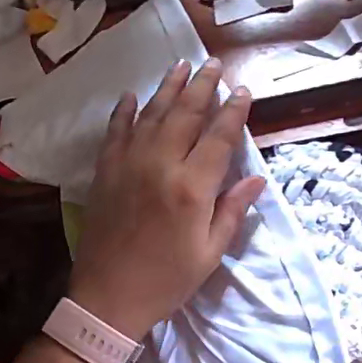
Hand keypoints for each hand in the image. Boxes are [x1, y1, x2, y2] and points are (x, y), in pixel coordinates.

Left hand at [68, 59, 264, 339]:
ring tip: (181, 66)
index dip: (234, 111)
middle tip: (213, 64)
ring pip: (151, 114)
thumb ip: (232, 211)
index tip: (243, 90)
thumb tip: (257, 178)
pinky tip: (130, 96)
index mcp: (192, 188)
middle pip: (185, 114)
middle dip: (203, 86)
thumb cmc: (166, 281)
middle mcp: (160, 165)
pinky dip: (123, 111)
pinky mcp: (104, 172)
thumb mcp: (209, 253)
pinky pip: (115, 131)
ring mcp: (128, 165)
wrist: (107, 298)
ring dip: (168, 88)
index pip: (219, 137)